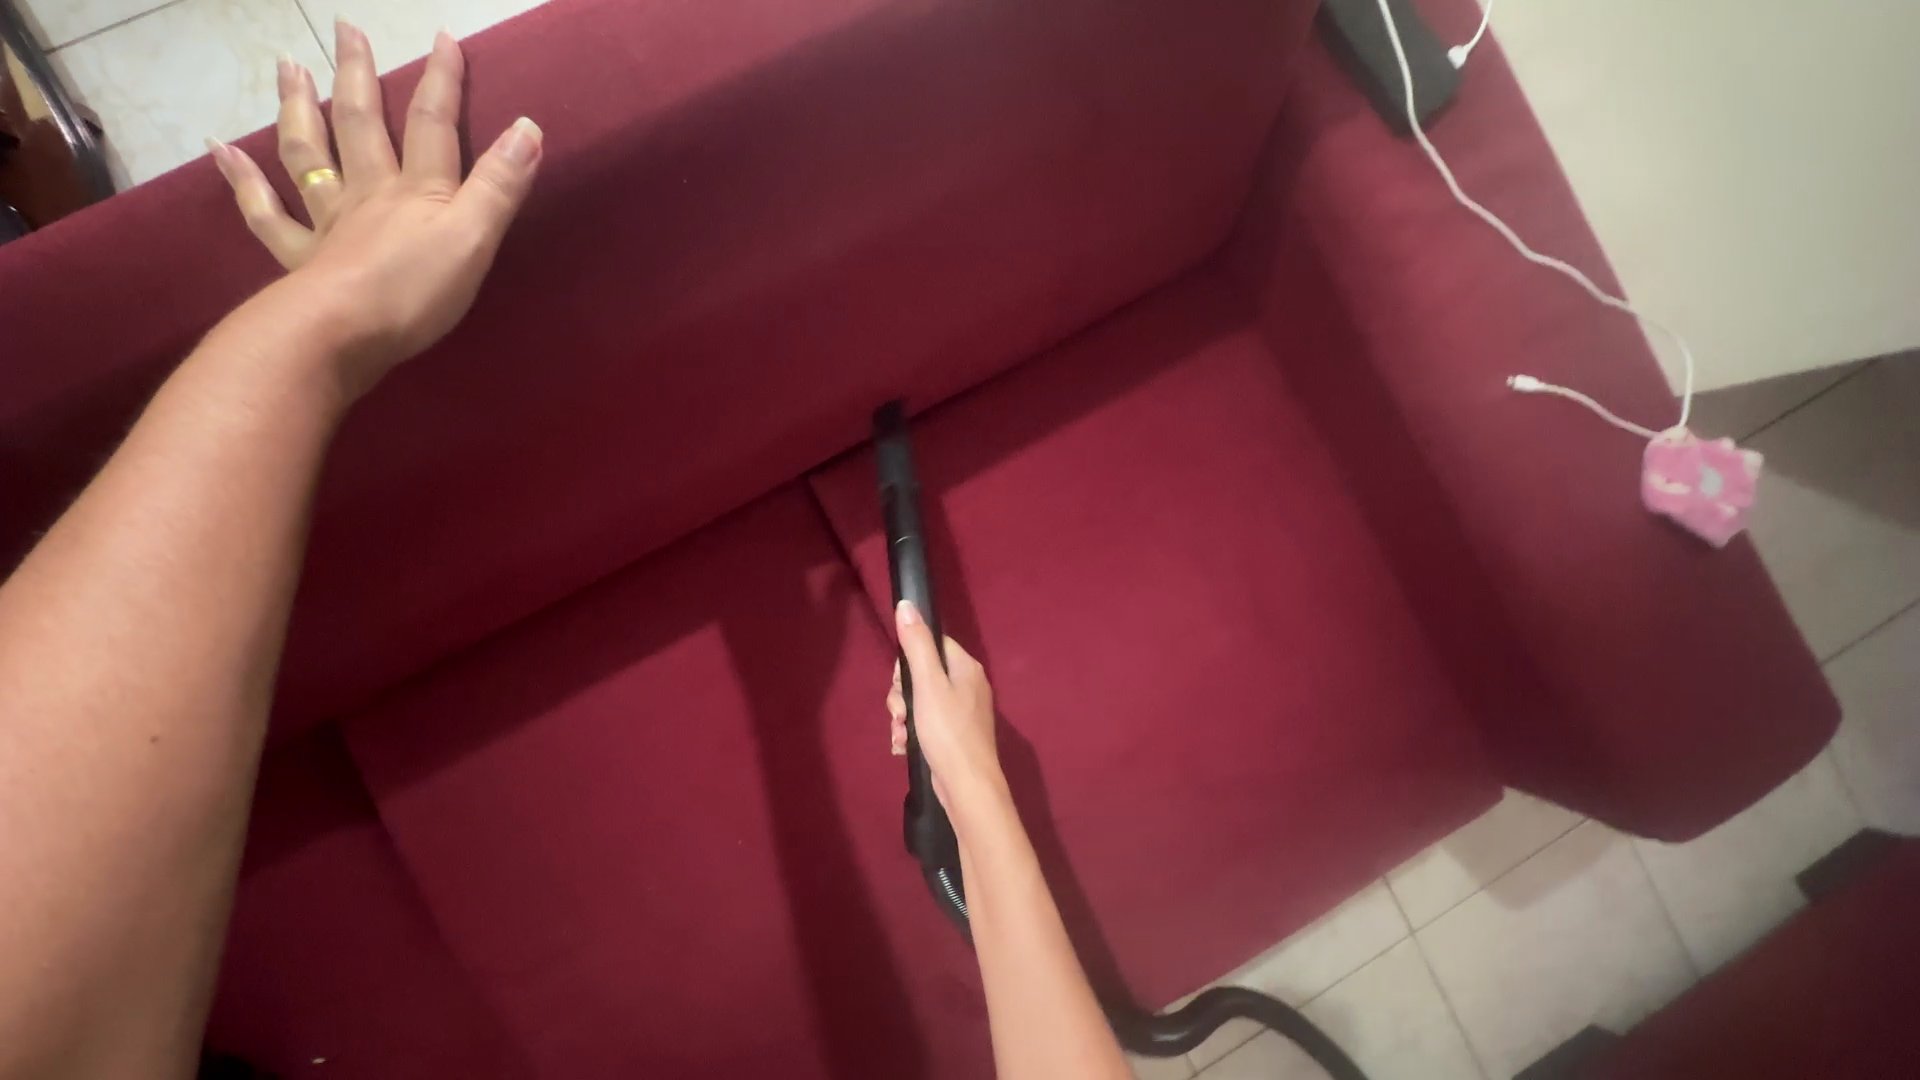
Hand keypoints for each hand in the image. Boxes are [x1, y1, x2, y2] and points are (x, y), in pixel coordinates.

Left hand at [208, 20, 543, 396]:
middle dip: (359, 76)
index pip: (435, 127)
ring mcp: (331, 222)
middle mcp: (370, 194)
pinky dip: (243, 183)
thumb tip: (528, 126)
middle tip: (346, 30)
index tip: (444, 39)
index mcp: (418, 191)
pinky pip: (269, 215)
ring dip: (299, 110)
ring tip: (289, 70)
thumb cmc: (418, 289)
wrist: (344, 332)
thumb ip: (501, 185)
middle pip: (363, 126)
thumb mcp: (475, 236)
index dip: (443, 83)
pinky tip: (222, 153)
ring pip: (310, 155)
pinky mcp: (305, 259)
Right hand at [888, 601, 1004, 811]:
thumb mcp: (927, 683)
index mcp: (966, 667)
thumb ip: (916, 644)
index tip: (900, 681)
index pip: (932, 644)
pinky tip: (903, 746)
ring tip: (900, 734)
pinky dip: (911, 731)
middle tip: (899, 713)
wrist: (967, 785)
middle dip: (902, 694)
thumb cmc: (948, 730)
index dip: (909, 661)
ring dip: (903, 716)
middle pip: (923, 673)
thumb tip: (907, 604)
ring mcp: (962, 711)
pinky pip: (926, 722)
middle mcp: (968, 684)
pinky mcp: (954, 734)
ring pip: (920, 700)